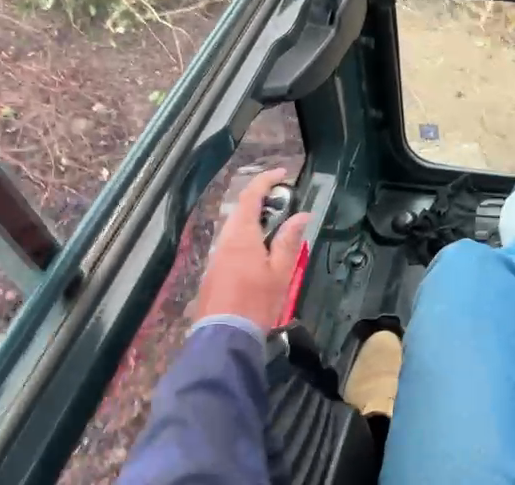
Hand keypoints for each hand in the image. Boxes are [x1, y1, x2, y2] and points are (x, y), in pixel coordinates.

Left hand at [191, 168, 311, 330]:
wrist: (224, 339)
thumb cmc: (256, 302)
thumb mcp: (280, 272)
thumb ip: (289, 240)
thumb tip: (301, 214)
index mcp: (241, 236)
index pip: (251, 197)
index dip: (266, 181)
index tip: (283, 174)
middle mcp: (224, 241)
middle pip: (240, 210)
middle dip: (261, 201)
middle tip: (283, 203)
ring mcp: (215, 258)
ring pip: (234, 229)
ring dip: (253, 221)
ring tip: (274, 230)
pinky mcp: (212, 273)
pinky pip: (230, 245)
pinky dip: (245, 239)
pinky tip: (258, 254)